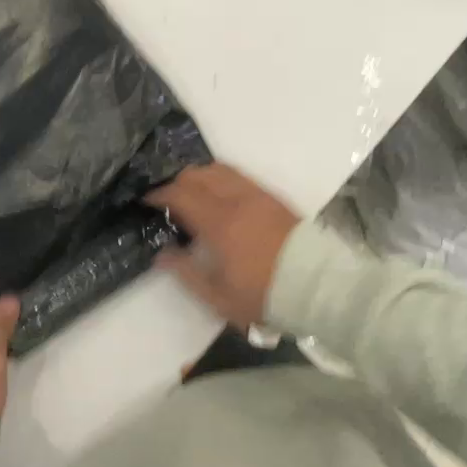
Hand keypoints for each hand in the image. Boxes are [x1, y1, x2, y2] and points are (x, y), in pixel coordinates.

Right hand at [146, 163, 300, 328]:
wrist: (319, 287)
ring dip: (200, 175)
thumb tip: (162, 254)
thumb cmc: (265, 296)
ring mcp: (256, 195)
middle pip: (198, 175)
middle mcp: (235, 201)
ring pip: (219, 170)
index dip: (159, 194)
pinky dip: (221, 177)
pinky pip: (240, 175)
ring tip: (193, 191)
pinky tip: (220, 192)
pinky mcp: (273, 197)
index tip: (147, 200)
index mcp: (219, 223)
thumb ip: (187, 273)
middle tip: (168, 197)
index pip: (181, 195)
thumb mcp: (219, 297)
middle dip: (177, 182)